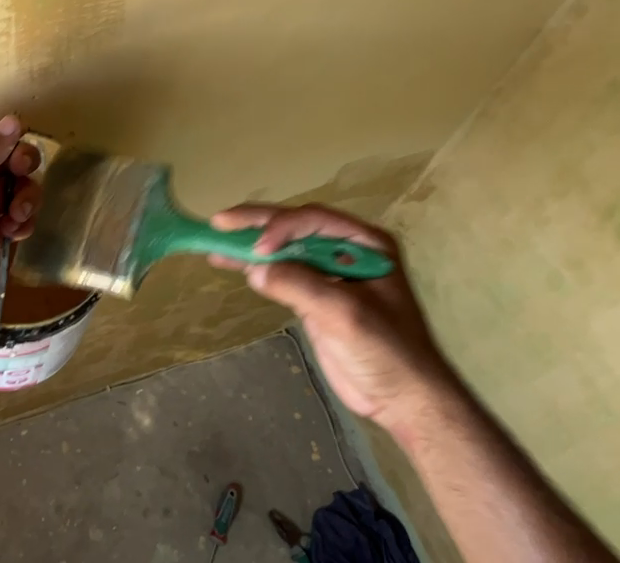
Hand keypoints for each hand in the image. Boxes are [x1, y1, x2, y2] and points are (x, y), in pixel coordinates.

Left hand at [0, 115, 41, 346]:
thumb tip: (13, 120)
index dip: (11, 147)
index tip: (23, 166)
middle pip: (6, 164)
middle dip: (22, 176)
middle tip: (22, 200)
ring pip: (15, 191)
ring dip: (25, 202)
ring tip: (17, 224)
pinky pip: (15, 218)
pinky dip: (23, 223)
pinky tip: (17, 239)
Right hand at [207, 204, 460, 434]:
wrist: (404, 399)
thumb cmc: (387, 351)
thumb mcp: (346, 315)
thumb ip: (301, 286)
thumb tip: (255, 270)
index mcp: (364, 243)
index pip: (313, 220)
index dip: (281, 228)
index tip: (257, 248)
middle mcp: (344, 250)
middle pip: (294, 227)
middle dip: (257, 224)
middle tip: (220, 222)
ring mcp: (327, 273)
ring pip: (282, 248)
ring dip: (250, 244)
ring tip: (215, 239)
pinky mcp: (313, 297)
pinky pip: (279, 272)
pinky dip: (254, 267)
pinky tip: (229, 263)